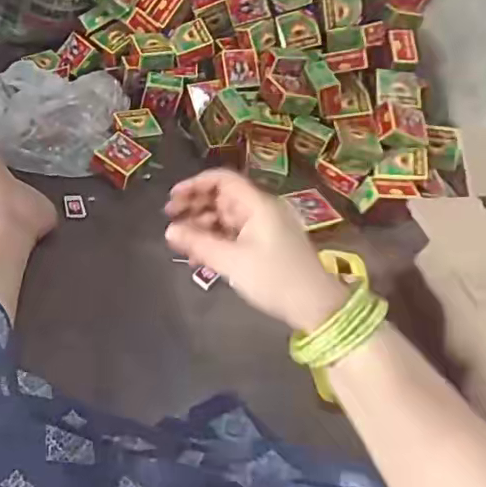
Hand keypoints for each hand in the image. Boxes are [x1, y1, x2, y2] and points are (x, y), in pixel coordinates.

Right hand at [165, 168, 351, 332]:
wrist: (316, 306)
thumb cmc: (274, 279)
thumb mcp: (232, 262)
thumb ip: (199, 244)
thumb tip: (169, 230)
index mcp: (257, 205)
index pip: (223, 180)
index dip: (195, 184)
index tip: (172, 198)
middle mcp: (261, 210)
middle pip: (222, 196)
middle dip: (194, 204)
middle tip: (170, 217)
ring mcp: (264, 227)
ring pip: (226, 216)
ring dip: (202, 224)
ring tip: (181, 241)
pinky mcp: (265, 244)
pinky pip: (233, 233)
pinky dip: (215, 238)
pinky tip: (199, 255)